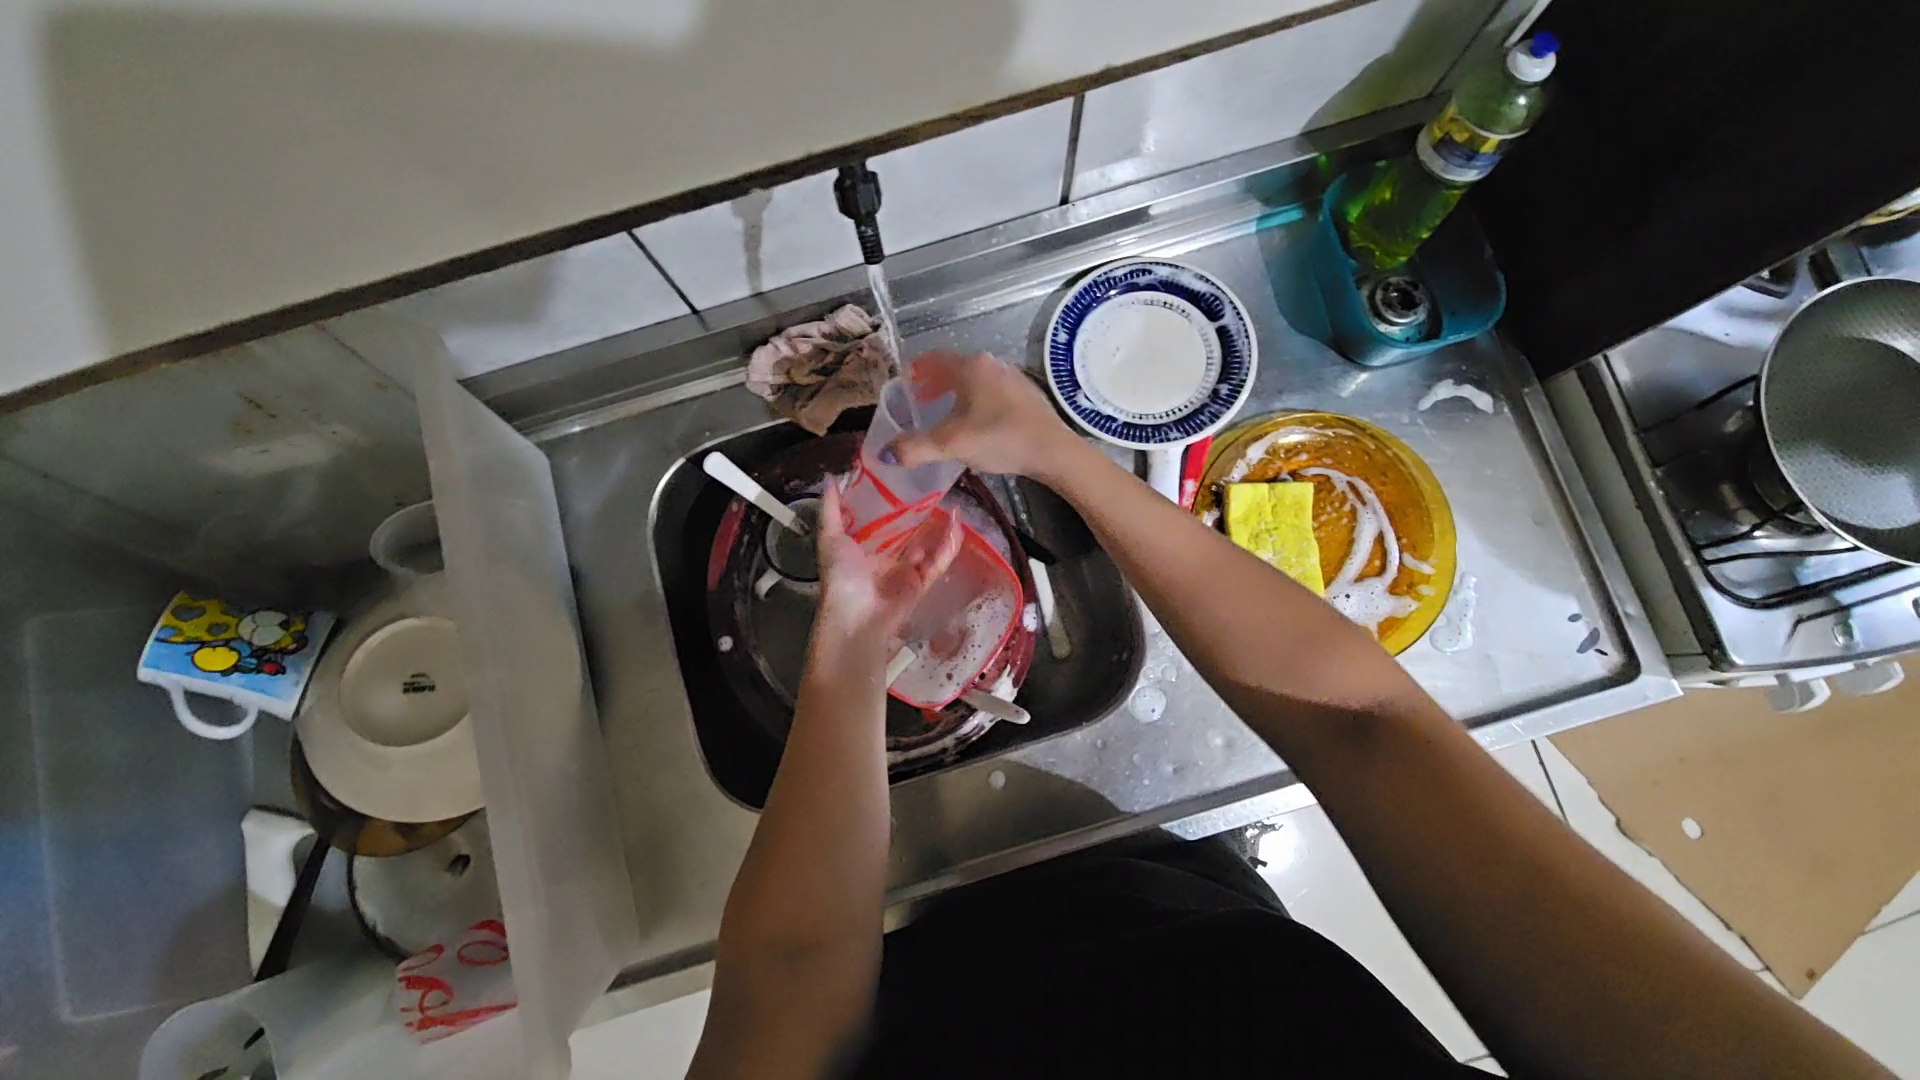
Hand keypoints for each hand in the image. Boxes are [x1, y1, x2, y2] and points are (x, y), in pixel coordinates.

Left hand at [812, 480, 962, 645]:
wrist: (856, 618)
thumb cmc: (841, 577)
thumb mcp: (830, 538)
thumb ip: (831, 509)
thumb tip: (829, 477)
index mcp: (864, 549)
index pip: (883, 523)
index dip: (895, 504)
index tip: (906, 479)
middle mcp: (886, 559)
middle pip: (909, 533)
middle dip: (923, 514)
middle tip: (936, 488)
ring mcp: (906, 572)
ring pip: (928, 546)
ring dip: (940, 527)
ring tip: (953, 503)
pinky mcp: (922, 583)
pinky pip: (938, 561)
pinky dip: (948, 545)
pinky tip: (957, 525)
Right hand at [890, 351, 1078, 479]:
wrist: (1053, 450)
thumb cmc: (999, 438)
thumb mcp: (951, 444)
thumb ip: (915, 448)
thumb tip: (885, 453)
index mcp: (970, 367)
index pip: (933, 359)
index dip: (915, 371)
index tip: (904, 384)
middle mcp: (991, 364)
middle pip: (954, 368)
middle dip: (934, 383)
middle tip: (920, 401)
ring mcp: (1012, 377)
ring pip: (975, 380)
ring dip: (956, 393)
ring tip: (945, 413)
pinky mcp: (1026, 395)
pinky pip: (992, 391)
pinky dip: (976, 400)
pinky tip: (977, 422)